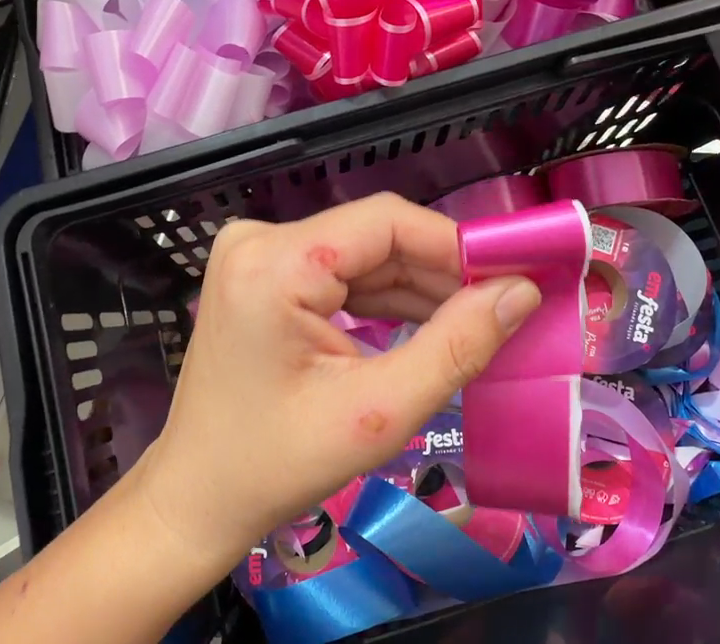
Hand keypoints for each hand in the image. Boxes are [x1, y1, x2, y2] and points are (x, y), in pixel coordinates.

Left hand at [129, 192, 541, 565]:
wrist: (198, 497)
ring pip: (366, 255)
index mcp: (274, 262)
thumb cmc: (276, 465)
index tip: (518, 274)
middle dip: (444, 273)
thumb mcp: (377, 412)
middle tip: (510, 307)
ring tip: (483, 321)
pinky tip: (436, 325)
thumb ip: (456, 346)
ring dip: (422, 288)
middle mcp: (260, 240)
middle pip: (377, 237)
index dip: (457, 244)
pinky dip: (389, 300)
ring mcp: (259, 255)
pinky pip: (343, 274)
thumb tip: (521, 292)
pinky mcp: (266, 276)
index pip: (386, 221)